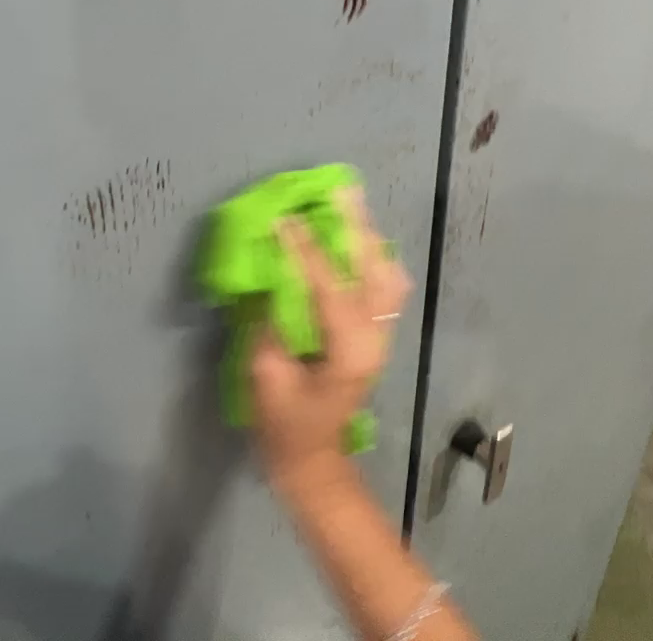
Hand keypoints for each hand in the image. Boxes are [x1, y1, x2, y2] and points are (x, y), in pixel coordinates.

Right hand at [251, 188, 412, 495]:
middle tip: (341, 189)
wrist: (312, 461)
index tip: (284, 217)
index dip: (303, 250)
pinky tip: (354, 239)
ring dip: (367, 238)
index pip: (327, 286)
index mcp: (348, 350)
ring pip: (387, 274)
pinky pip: (385, 286)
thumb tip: (268, 272)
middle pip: (373, 270)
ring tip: (349, 205)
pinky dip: (371, 257)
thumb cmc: (283, 423)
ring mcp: (381, 336)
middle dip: (354, 227)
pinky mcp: (376, 336)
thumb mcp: (265, 374)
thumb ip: (268, 321)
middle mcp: (374, 337)